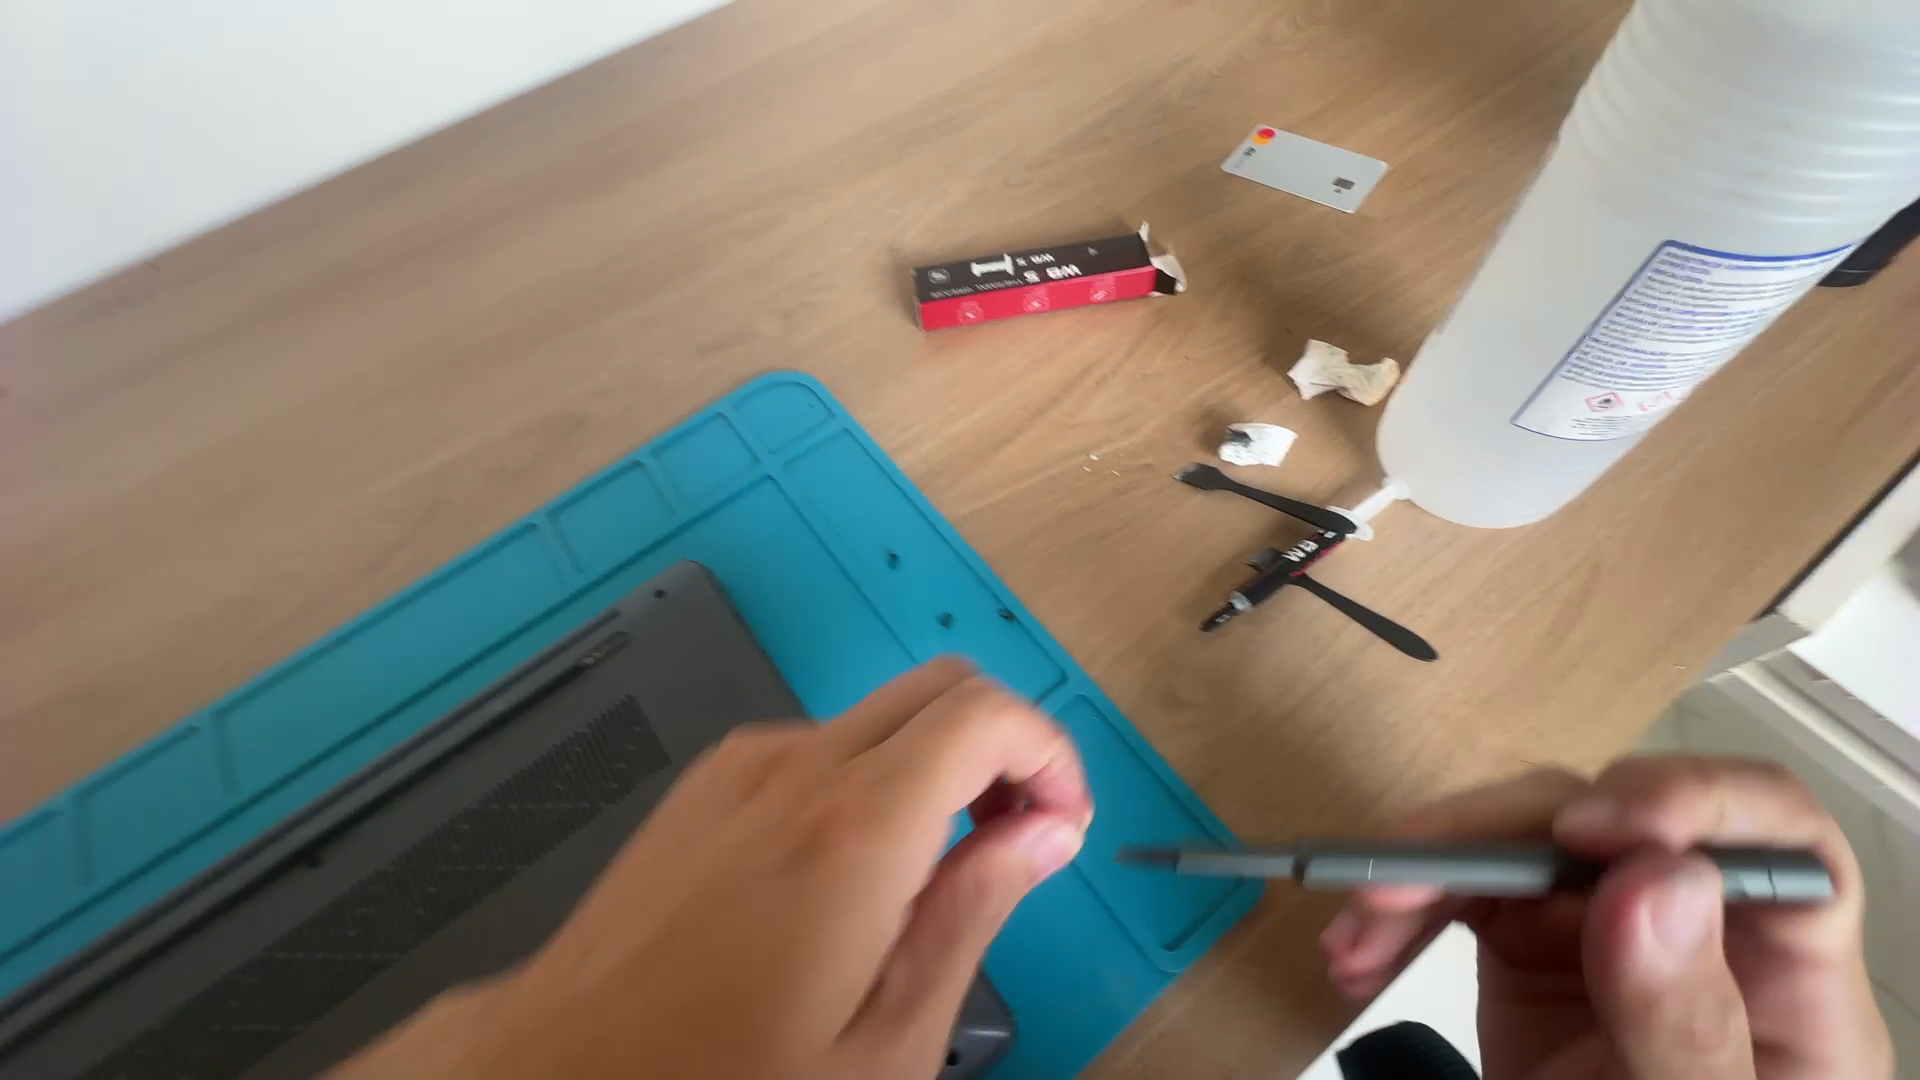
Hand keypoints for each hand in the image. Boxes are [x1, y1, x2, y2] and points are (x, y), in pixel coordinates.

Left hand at [334, 657, 1091, 1079]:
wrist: (555, 1076)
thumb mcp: (888, 1040)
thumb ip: (977, 908)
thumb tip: (1045, 831)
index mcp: (859, 822)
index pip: (989, 716)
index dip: (1050, 753)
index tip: (1063, 822)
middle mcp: (805, 761)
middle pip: (946, 687)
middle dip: (1006, 742)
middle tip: (1021, 829)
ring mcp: (751, 758)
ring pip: (890, 710)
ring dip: (944, 756)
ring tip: (948, 855)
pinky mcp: (717, 774)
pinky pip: (830, 740)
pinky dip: (881, 769)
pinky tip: (865, 857)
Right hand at [1319, 756, 1891, 1078]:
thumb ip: (1683, 1018)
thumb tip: (1656, 873)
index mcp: (1774, 972)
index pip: (1771, 835)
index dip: (1685, 799)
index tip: (1582, 828)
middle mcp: (1679, 924)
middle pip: (1584, 820)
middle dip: (1473, 842)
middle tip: (1386, 888)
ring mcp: (1592, 925)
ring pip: (1497, 844)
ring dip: (1406, 880)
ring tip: (1349, 946)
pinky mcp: (1519, 936)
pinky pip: (1448, 889)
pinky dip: (1391, 915)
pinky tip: (1354, 955)